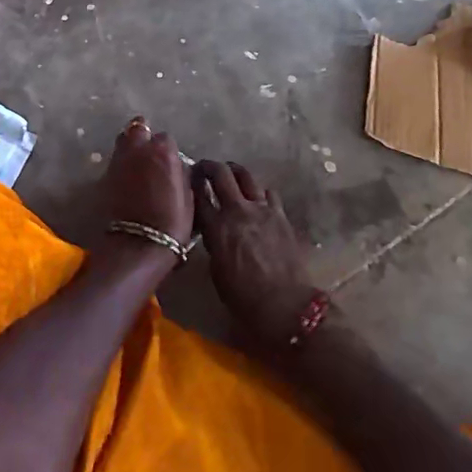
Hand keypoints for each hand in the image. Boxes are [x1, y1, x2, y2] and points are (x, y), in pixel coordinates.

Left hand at [104, 118, 193, 243]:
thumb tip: (177, 166)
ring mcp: (120, 160)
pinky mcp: (106, 174)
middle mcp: (139, 149)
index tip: (170, 159)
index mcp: (162, 151)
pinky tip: (128, 172)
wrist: (139, 242)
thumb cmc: (172, 221)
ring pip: (122, 140)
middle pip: (138, 128)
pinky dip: (121, 160)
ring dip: (130, 144)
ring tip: (137, 156)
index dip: (167, 148)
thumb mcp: (188, 195)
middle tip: (148, 145)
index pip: (165, 138)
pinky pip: (115, 158)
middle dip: (143, 133)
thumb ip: (181, 173)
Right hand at [194, 160, 317, 348]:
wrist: (284, 305)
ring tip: (230, 175)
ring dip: (235, 172)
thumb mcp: (216, 271)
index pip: (198, 195)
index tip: (187, 179)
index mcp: (216, 227)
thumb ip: (213, 243)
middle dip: (209, 166)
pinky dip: (259, 191)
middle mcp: (237, 210)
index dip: (191, 184)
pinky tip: (257, 198)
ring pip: (246, 175)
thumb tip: (213, 232)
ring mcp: (261, 209)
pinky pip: (268, 192)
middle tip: (203, 168)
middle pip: (220, 173)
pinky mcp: (280, 214)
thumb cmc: (244, 297)